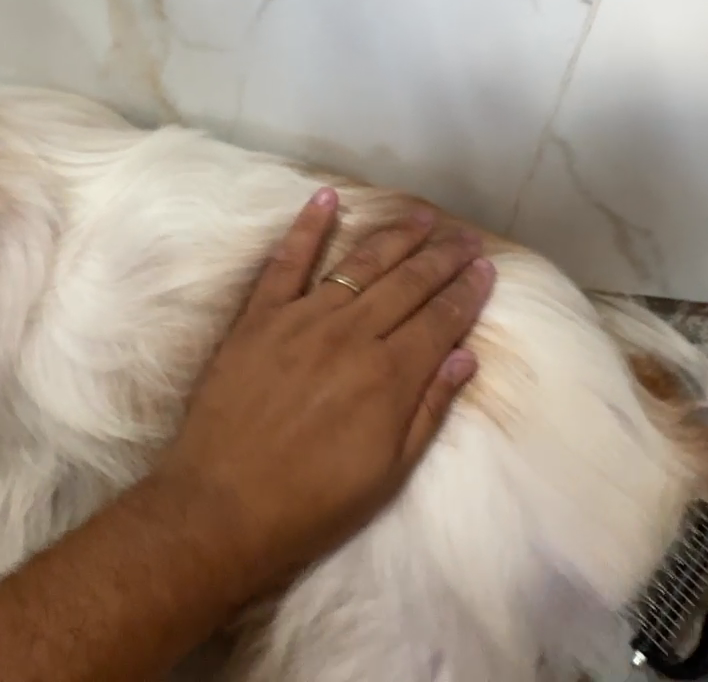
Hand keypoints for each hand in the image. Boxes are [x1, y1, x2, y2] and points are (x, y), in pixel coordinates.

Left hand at [149, 187, 491, 597]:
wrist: (220, 510)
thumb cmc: (313, 503)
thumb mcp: (389, 473)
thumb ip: (430, 408)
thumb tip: (466, 355)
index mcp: (389, 375)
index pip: (441, 319)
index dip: (467, 292)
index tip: (486, 268)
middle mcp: (352, 334)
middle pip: (409, 282)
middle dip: (443, 257)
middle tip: (466, 237)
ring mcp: (302, 318)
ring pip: (360, 263)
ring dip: (396, 235)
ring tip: (422, 216)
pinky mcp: (259, 316)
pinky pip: (287, 261)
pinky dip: (307, 226)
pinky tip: (327, 197)